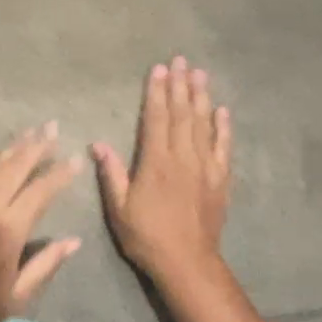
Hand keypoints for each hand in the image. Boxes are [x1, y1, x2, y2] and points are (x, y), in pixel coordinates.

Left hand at [0, 126, 81, 321]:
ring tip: (30, 133)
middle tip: (53, 127)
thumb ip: (46, 264)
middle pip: (13, 168)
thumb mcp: (20, 296)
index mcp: (6, 232)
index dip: (59, 174)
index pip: (39, 191)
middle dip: (35, 146)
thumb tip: (73, 240)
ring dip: (11, 148)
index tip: (76, 159)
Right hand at [91, 56, 232, 284]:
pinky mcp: (220, 179)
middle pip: (182, 114)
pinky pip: (223, 146)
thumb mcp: (118, 209)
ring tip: (200, 74)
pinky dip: (223, 127)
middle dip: (180, 86)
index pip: (155, 119)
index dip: (156, 93)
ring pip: (203, 124)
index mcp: (155, 162)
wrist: (186, 260)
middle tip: (181, 61)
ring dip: (201, 97)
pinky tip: (222, 111)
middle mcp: (182, 157)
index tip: (158, 70)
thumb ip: (111, 174)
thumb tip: (98, 144)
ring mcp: (205, 166)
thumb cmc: (146, 236)